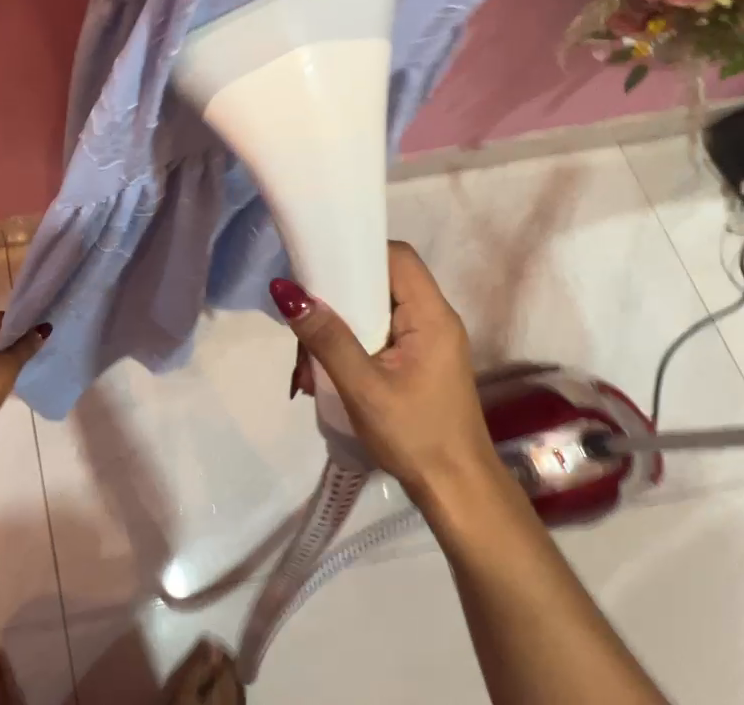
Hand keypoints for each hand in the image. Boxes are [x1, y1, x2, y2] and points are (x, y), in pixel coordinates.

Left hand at [0, 312, 48, 438]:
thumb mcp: (8, 366)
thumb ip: (26, 346)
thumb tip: (43, 328)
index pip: (0, 317)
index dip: (21, 323)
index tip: (36, 333)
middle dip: (12, 339)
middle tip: (32, 348)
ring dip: (2, 352)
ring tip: (20, 362)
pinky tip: (3, 375)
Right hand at [270, 242, 495, 492]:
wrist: (456, 492)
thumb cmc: (415, 436)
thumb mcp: (363, 388)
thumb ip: (327, 338)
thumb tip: (286, 291)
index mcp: (430, 316)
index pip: (396, 257)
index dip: (357, 251)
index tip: (316, 265)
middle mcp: (433, 319)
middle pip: (381, 280)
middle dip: (336, 295)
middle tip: (301, 319)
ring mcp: (425, 342)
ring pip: (374, 309)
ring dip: (337, 325)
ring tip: (306, 358)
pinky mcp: (416, 362)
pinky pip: (377, 334)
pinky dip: (348, 343)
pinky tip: (322, 370)